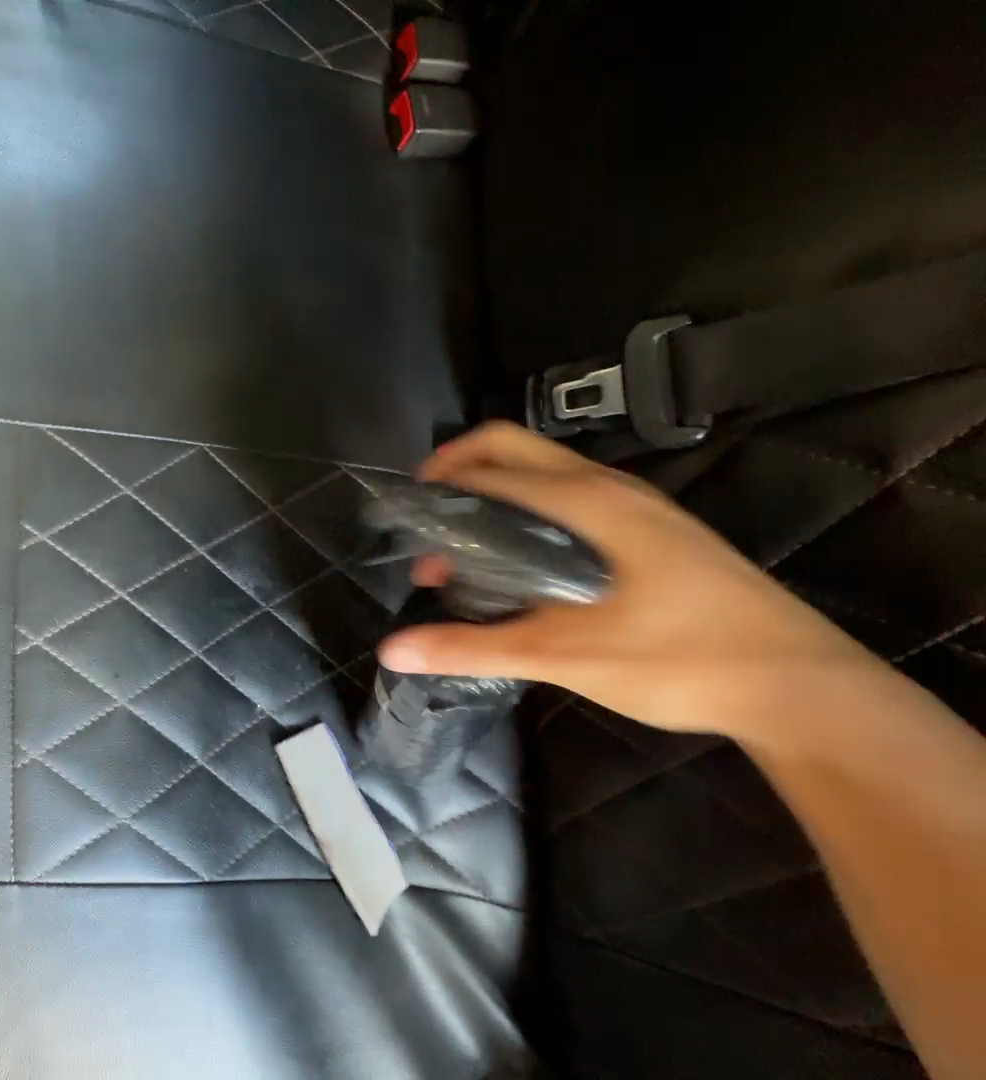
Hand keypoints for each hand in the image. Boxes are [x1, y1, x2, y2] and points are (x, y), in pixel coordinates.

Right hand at [377, 422, 892, 739]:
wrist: (805, 691)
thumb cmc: (682, 661)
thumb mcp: (566, 656)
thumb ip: (473, 647)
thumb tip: (391, 650)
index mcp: (590, 502)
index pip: (490, 466)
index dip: (436, 487)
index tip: (406, 527)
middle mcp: (612, 489)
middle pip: (514, 448)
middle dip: (458, 474)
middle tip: (427, 523)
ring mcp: (640, 508)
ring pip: (545, 474)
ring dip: (493, 497)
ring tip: (465, 554)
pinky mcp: (655, 533)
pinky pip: (571, 499)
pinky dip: (527, 514)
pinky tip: (522, 569)